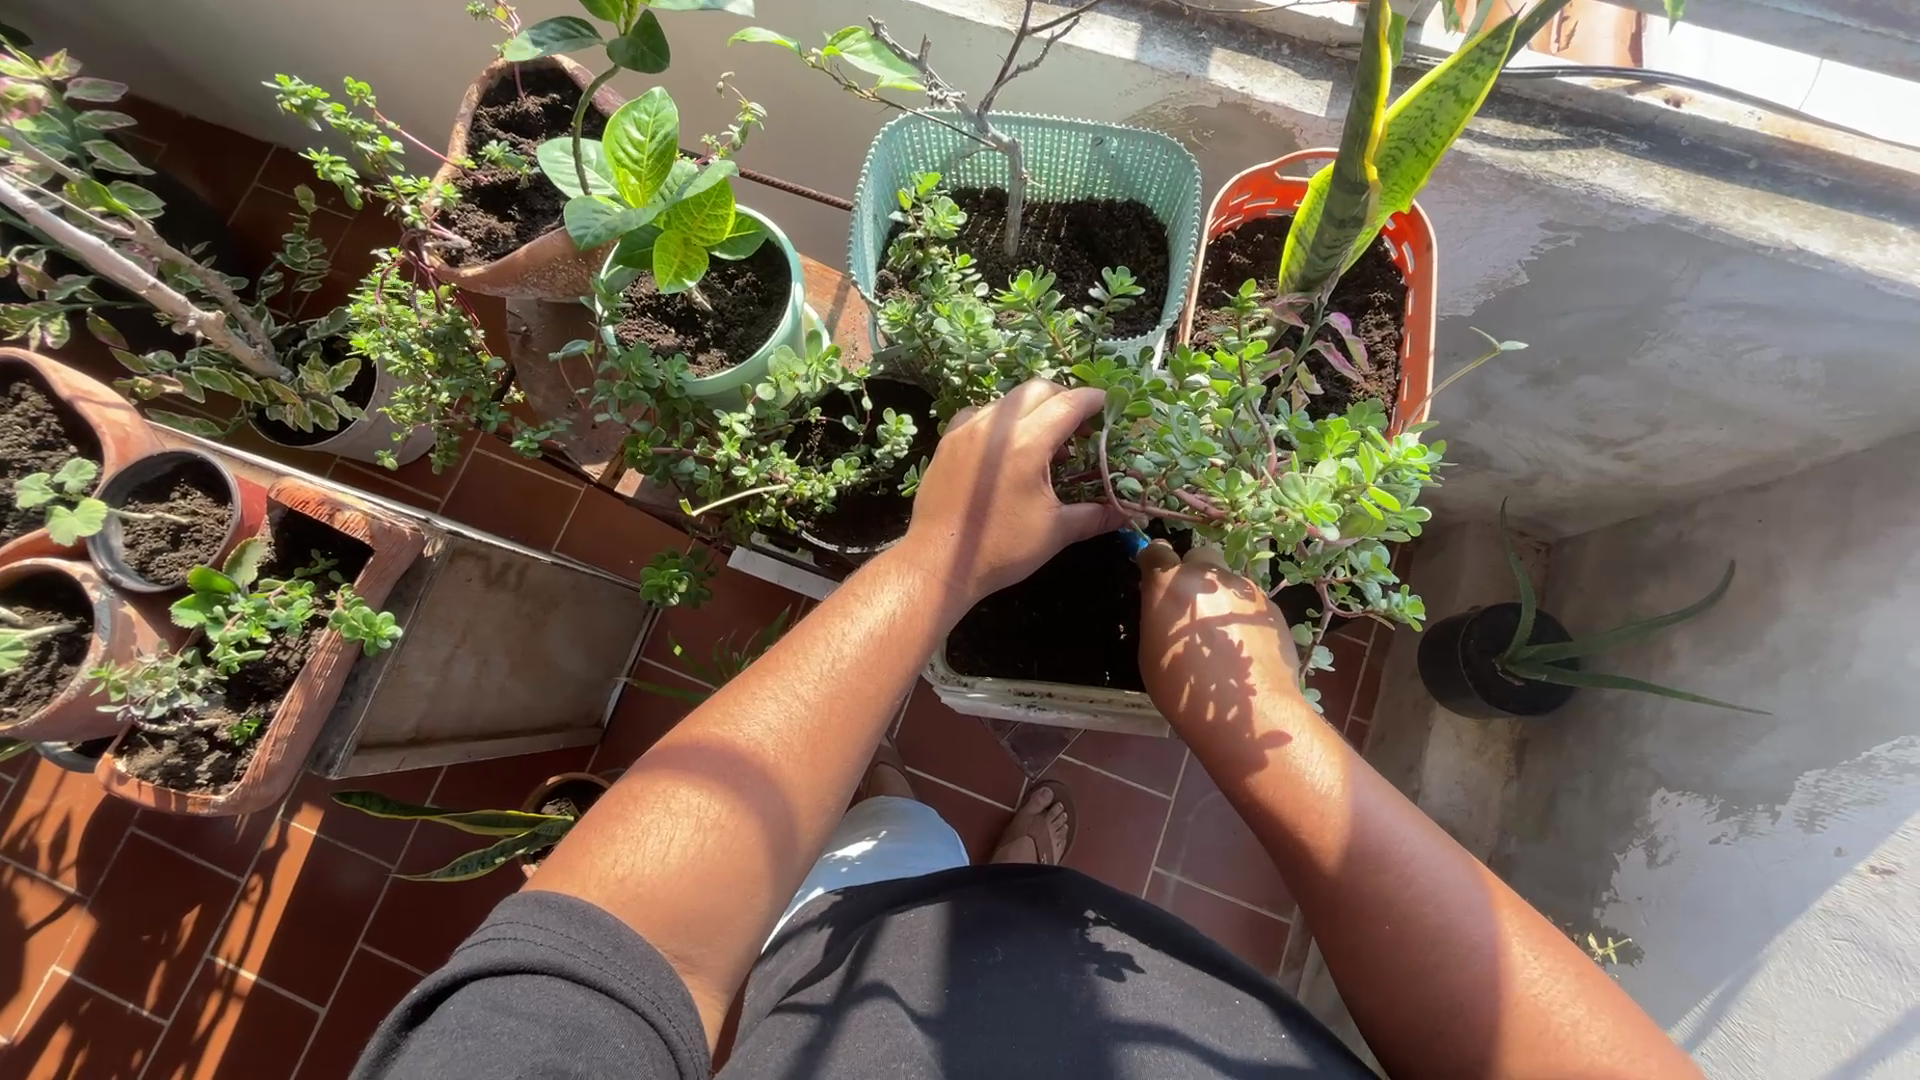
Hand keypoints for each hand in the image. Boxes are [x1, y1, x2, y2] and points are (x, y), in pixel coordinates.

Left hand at [898, 379, 1127, 613]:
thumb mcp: (1055, 532)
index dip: (1092, 401)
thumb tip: (1127, 513)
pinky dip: (999, 419)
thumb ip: (1094, 516)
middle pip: (1037, 390)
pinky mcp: (947, 442)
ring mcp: (966, 431)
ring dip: (1032, 408)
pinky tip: (1004, 445)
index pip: (1068, 404)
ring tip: (1044, 438)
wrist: (940, 562)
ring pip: (1006, 400)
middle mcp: (994, 427)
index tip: (1107, 406)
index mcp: (1026, 444)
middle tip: (1078, 425)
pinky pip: (978, 414)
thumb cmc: (1000, 550)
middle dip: (1063, 398)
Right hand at [1136, 540, 1301, 730]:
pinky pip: (1248, 602)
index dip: (1154, 562)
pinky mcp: (1269, 607)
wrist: (1247, 713)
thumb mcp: (1150, 651)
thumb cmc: (1183, 690)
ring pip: (1226, 580)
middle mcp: (1207, 576)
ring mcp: (1243, 589)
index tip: (1154, 576)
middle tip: (1190, 606)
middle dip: (1191, 573)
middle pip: (1197, 557)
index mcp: (1169, 584)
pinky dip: (1241, 616)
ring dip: (1219, 596)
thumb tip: (1165, 606)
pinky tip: (1242, 645)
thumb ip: (1157, 615)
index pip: (1156, 551)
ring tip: (1221, 635)